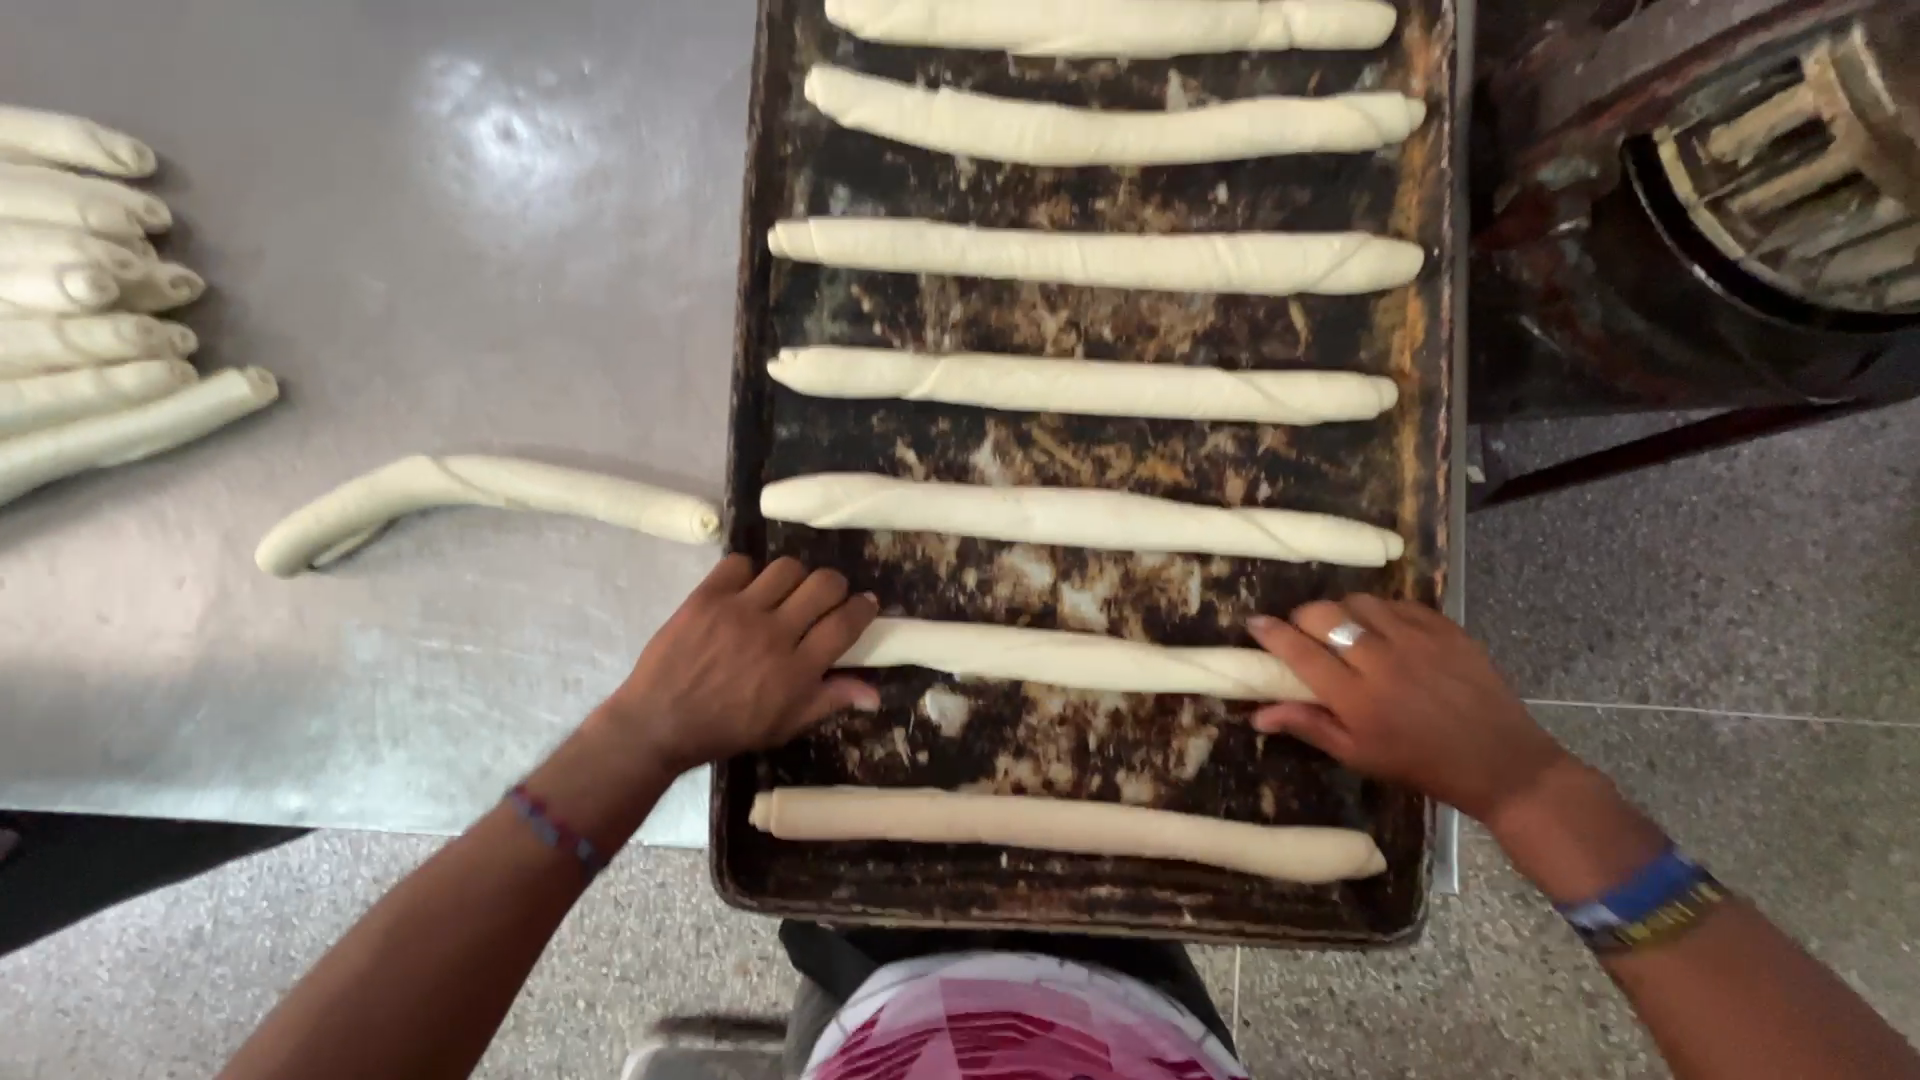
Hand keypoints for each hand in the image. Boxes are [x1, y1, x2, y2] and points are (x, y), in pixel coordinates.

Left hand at [595, 555, 879, 774]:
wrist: (658, 723)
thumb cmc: (727, 730)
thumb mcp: (784, 725)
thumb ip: (830, 701)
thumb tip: (875, 693)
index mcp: (796, 671)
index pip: (845, 624)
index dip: (863, 608)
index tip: (866, 603)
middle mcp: (774, 635)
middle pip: (824, 585)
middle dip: (835, 586)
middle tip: (826, 597)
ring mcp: (739, 612)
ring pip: (787, 568)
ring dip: (794, 577)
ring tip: (786, 591)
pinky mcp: (706, 598)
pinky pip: (740, 563)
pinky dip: (748, 573)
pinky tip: (746, 591)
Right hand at [1247, 596, 1571, 823]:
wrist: (1501, 763)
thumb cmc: (1420, 764)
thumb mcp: (1358, 755)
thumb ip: (1308, 725)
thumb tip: (1257, 714)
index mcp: (1357, 699)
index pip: (1299, 652)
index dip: (1271, 633)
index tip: (1254, 624)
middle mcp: (1383, 662)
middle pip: (1323, 615)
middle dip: (1302, 617)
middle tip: (1302, 630)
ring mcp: (1418, 641)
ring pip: (1359, 602)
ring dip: (1341, 610)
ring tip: (1343, 626)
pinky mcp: (1447, 631)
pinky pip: (1400, 603)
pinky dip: (1381, 611)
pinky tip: (1382, 629)